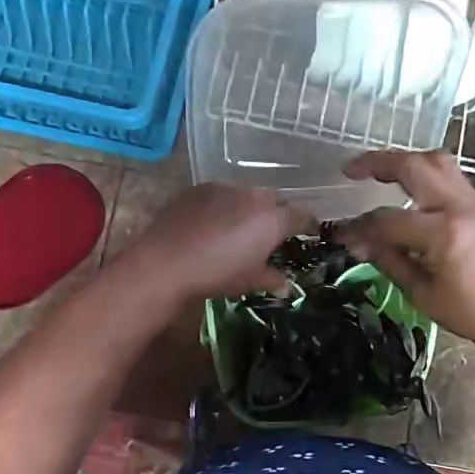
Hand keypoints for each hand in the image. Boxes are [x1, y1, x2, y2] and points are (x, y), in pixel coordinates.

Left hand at [114, 183, 316, 300]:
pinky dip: (222, 206)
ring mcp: (225, 188)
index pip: (301, 215)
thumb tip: (287, 286)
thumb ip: (272, 279)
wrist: (166, 261)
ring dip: (248, 208)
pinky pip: (220, 194)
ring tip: (238, 228)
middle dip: (275, 214)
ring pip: (246, 194)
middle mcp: (254, 196)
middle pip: (274, 200)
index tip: (308, 232)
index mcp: (273, 218)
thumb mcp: (249, 281)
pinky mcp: (199, 188)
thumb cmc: (217, 273)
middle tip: (269, 233)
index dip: (307, 224)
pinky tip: (211, 224)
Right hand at [334, 151, 474, 355]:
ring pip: (437, 161)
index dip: (358, 226)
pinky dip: (424, 173)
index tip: (338, 233)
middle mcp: (459, 207)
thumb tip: (356, 242)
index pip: (387, 219)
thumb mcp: (420, 292)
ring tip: (379, 170)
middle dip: (377, 163)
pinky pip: (450, 175)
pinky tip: (408, 187)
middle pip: (414, 166)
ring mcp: (474, 203)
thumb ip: (388, 260)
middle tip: (350, 170)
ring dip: (405, 160)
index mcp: (442, 233)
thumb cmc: (470, 313)